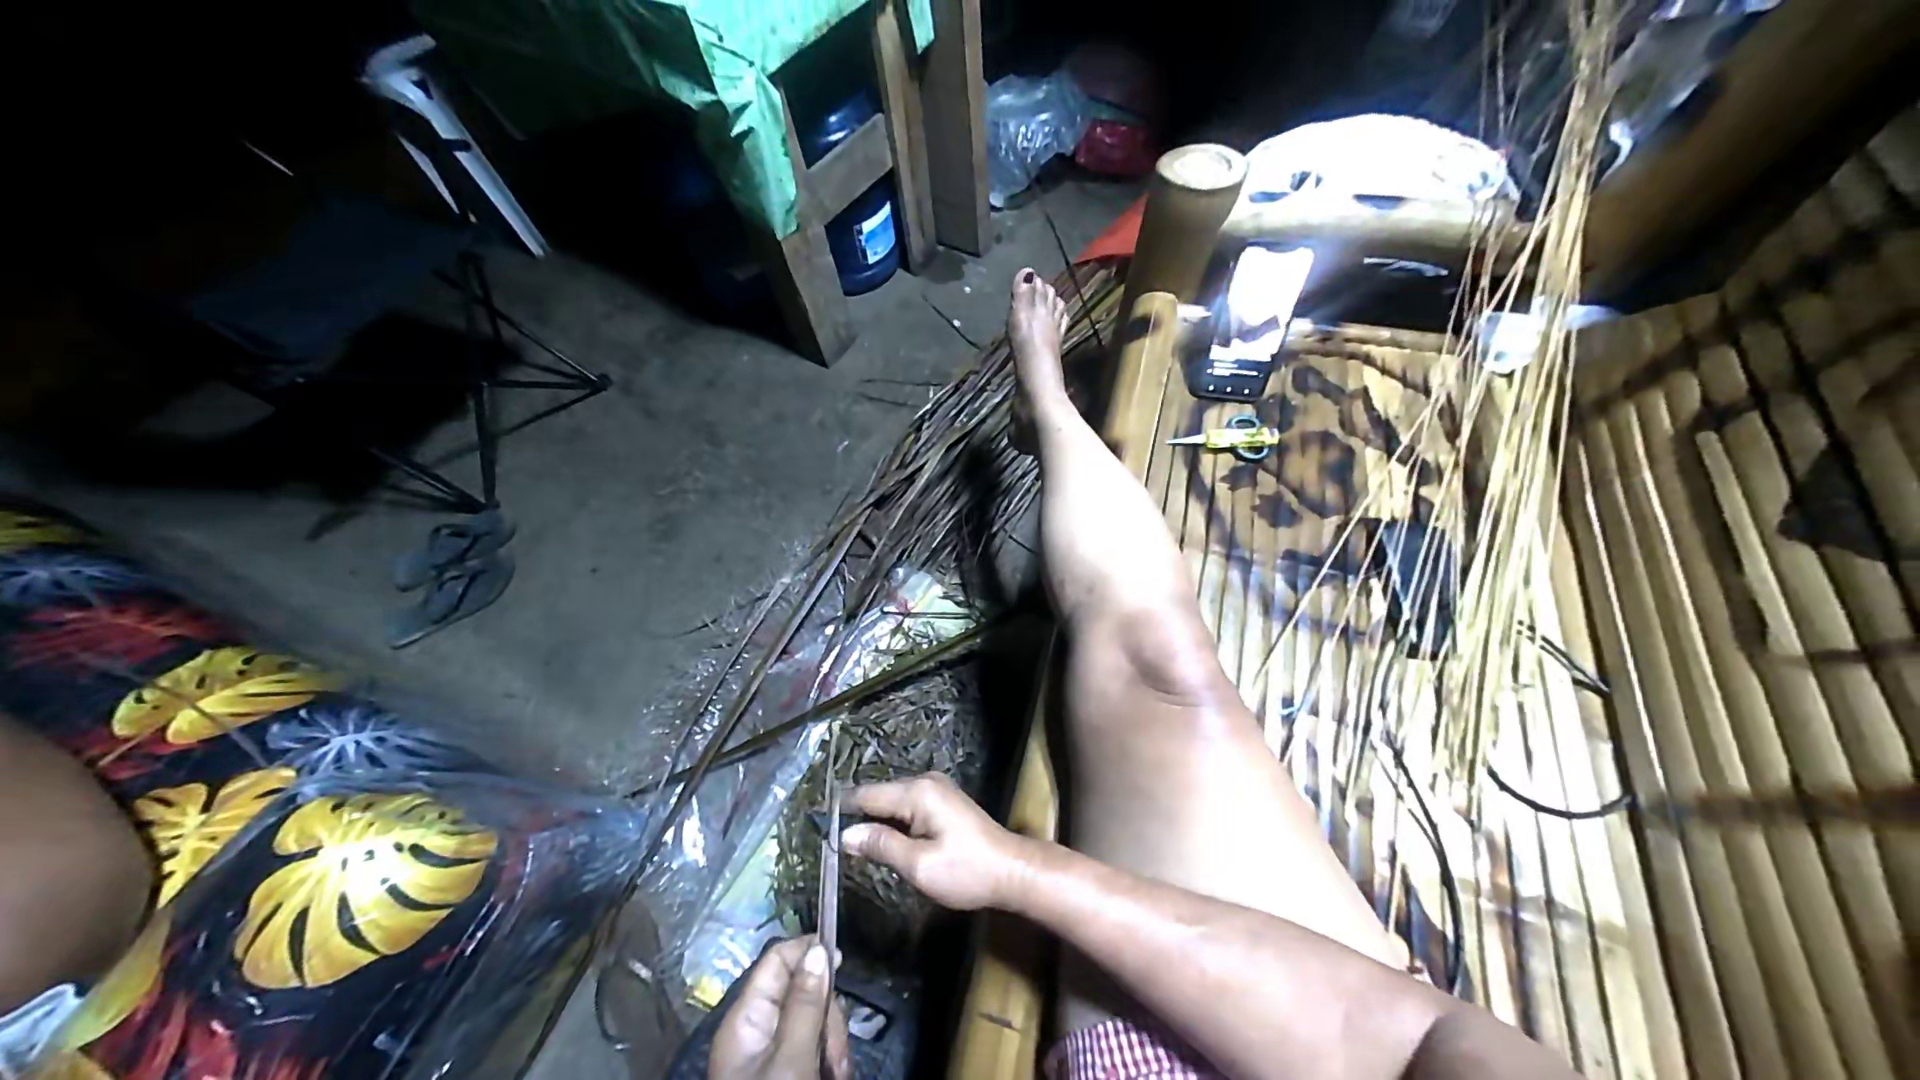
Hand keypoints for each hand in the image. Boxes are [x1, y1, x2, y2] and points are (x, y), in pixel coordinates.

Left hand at [708, 936, 850, 1079]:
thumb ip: (805, 1004)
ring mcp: (773, 1053)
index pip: (776, 960)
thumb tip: (818, 948)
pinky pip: (818, 1046)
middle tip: (835, 1052)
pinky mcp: (789, 1071)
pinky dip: (831, 1058)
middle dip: (829, 1014)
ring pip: (816, 1020)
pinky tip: (835, 1076)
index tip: (839, 957)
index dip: (807, 951)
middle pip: (803, 991)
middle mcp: (759, 1030)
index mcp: (745, 1018)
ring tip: (837, 1073)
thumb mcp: (791, 1058)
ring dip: (834, 1041)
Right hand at [842, 773, 1032, 910]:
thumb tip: (844, 835)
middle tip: (829, 841)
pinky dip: (891, 822)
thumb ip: (881, 846)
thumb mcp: (919, 865)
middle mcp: (925, 782)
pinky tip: (881, 840)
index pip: (866, 795)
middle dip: (855, 816)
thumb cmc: (967, 871)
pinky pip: (906, 807)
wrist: (1013, 871)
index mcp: (917, 792)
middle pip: (878, 796)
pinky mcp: (942, 801)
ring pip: (891, 802)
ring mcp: (936, 789)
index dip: (840, 810)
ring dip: (873, 820)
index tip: (815, 822)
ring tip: (848, 843)